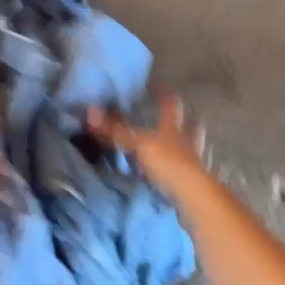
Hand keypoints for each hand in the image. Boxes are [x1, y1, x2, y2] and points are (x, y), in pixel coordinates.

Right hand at [87, 92, 206, 187]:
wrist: (193, 197)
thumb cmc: (167, 163)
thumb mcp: (138, 145)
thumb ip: (116, 131)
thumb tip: (90, 112)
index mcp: (172, 127)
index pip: (170, 104)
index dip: (164, 95)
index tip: (159, 86)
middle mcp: (186, 141)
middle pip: (190, 126)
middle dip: (184, 122)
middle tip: (175, 119)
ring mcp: (193, 163)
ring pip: (191, 149)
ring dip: (184, 148)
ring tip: (174, 149)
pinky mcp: (193, 184)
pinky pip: (185, 173)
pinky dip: (178, 172)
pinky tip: (171, 176)